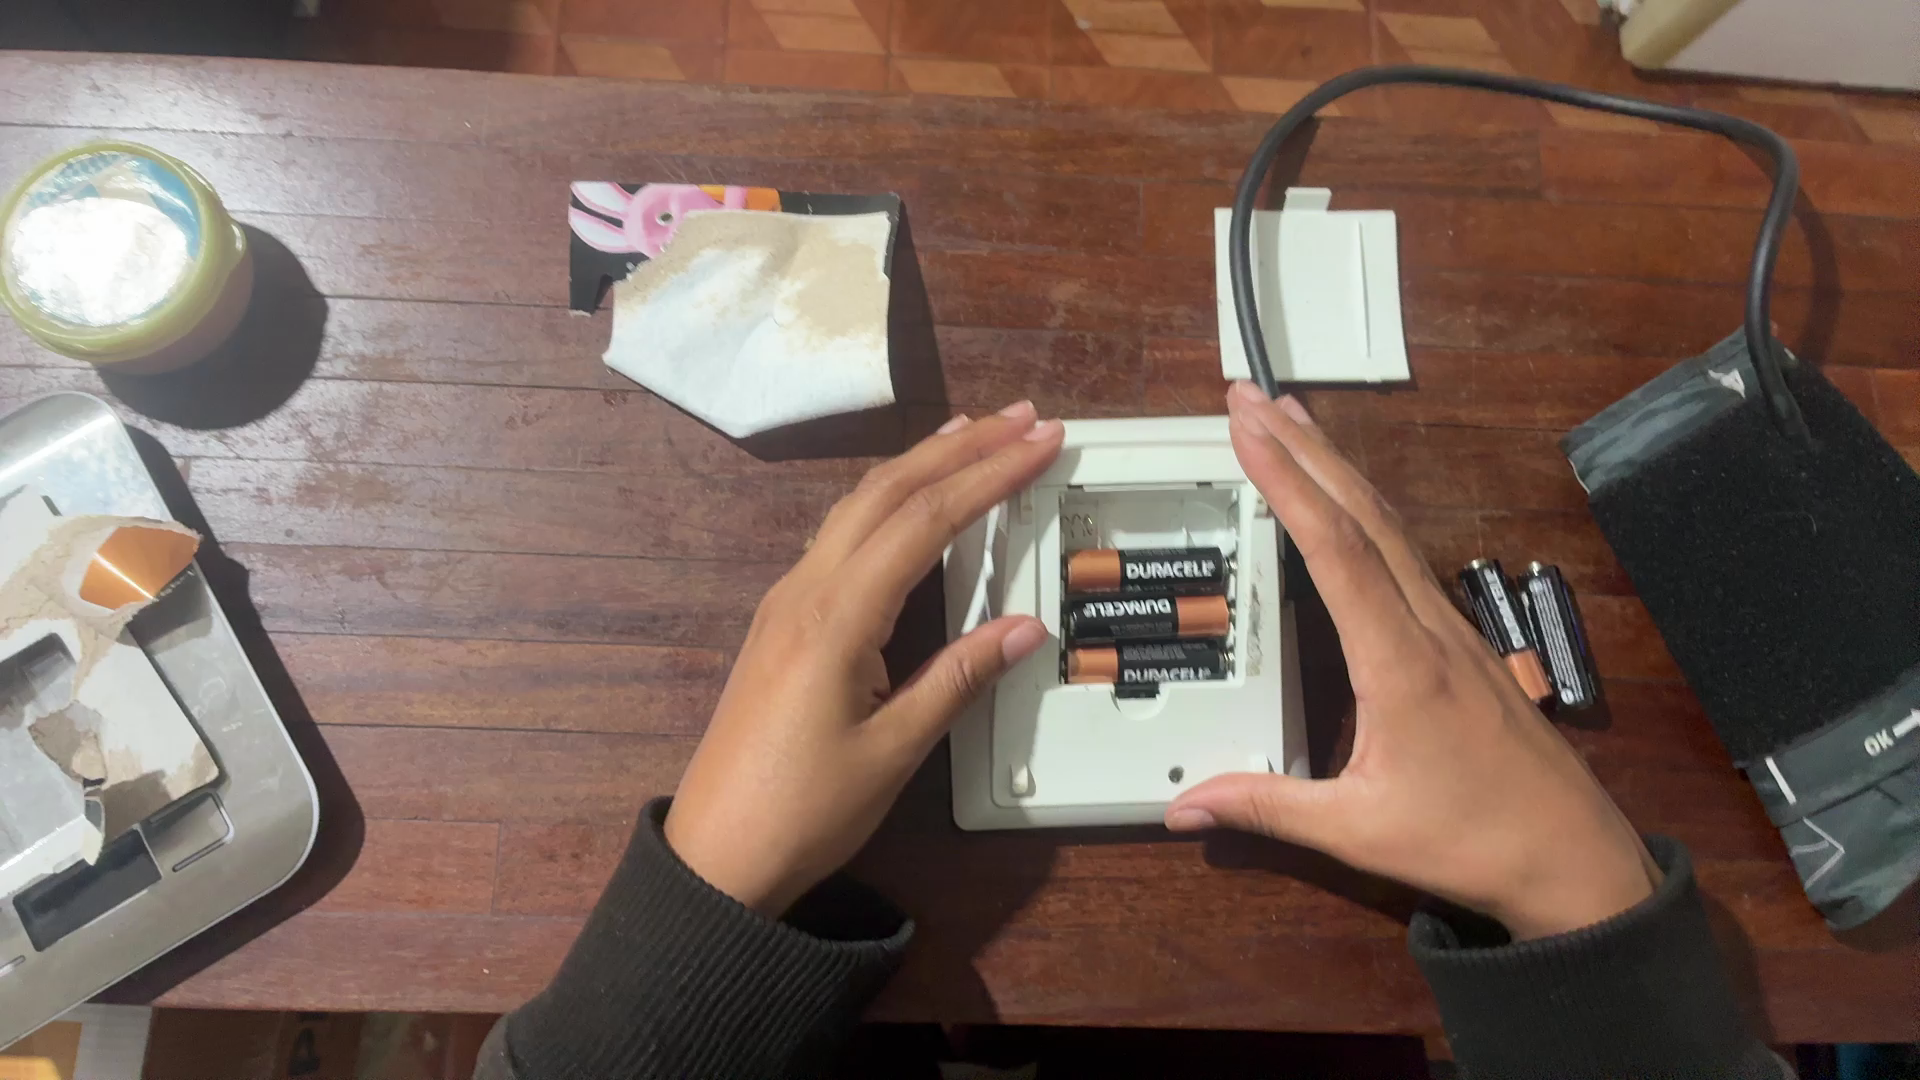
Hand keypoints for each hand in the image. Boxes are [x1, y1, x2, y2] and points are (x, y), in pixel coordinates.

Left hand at [666, 402, 1063, 915]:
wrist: (715, 855)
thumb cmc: (803, 810)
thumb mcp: (894, 751)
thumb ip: (959, 678)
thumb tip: (1025, 628)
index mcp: (837, 615)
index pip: (926, 520)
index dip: (989, 475)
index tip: (1039, 443)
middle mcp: (806, 588)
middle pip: (889, 490)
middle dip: (959, 448)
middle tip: (1019, 419)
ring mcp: (788, 597)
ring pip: (860, 504)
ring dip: (920, 464)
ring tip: (973, 436)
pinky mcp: (784, 615)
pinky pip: (842, 534)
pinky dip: (888, 501)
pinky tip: (911, 500)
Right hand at [1167, 381, 1656, 939]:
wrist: (1578, 860)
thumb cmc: (1471, 840)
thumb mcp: (1359, 830)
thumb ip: (1266, 807)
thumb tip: (1182, 806)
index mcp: (1399, 661)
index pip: (1337, 550)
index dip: (1289, 483)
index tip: (1249, 430)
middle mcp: (1425, 623)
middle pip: (1362, 512)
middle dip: (1303, 446)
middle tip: (1250, 396)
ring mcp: (1445, 621)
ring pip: (1385, 520)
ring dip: (1333, 462)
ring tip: (1288, 416)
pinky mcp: (1451, 631)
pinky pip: (1399, 545)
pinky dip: (1358, 501)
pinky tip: (1339, 491)